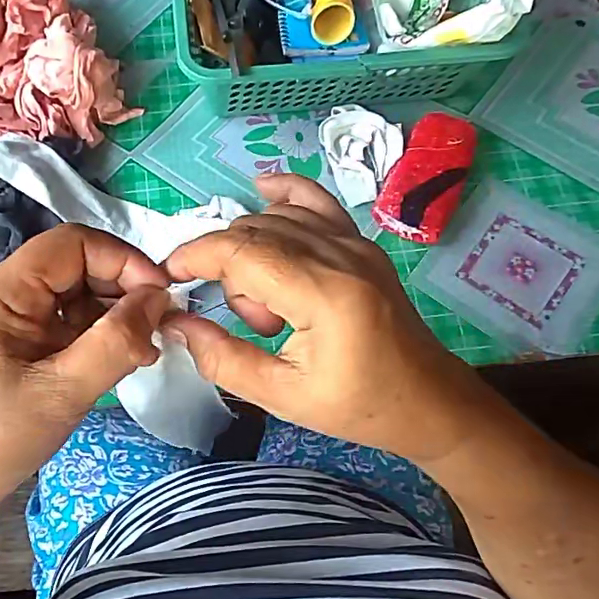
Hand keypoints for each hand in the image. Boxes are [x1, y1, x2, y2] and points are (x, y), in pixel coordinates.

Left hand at [0, 224, 171, 501]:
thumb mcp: (65, 389)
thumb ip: (117, 340)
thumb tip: (161, 299)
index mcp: (0, 292)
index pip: (71, 244)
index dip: (122, 260)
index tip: (160, 296)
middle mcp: (5, 293)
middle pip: (78, 264)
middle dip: (124, 289)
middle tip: (158, 327)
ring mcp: (15, 317)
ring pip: (81, 292)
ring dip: (119, 313)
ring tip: (144, 348)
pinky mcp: (27, 340)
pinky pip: (74, 319)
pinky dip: (105, 332)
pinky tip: (126, 356)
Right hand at [163, 174, 498, 462]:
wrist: (428, 400)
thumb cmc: (359, 407)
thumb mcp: (284, 396)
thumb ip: (223, 359)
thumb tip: (175, 323)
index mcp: (325, 295)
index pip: (242, 251)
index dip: (195, 256)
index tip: (170, 278)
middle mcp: (342, 255)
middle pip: (254, 231)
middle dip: (228, 269)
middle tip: (253, 325)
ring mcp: (356, 243)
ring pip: (278, 216)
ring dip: (254, 252)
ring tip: (274, 308)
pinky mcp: (362, 244)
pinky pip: (317, 201)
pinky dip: (285, 194)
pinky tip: (262, 190)